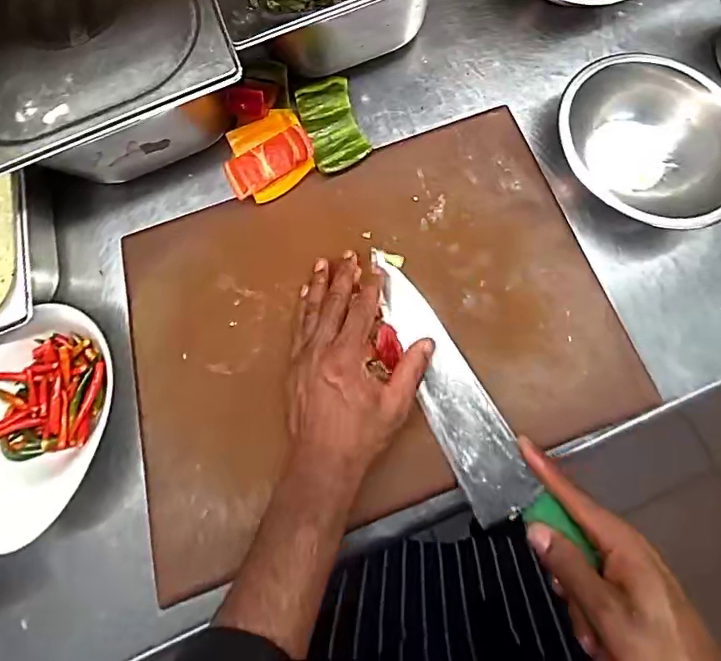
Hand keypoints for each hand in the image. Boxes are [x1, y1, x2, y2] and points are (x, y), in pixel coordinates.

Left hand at [285, 252, 432, 482]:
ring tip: (322, 264)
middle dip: (344, 278)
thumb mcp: (394, 406)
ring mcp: (304, 357)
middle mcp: (322, 351)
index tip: (376, 270)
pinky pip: (299, 328)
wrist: (320, 464)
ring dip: (318, 286)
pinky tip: (304, 297)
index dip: (370, 289)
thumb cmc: (359, 437)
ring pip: (312, 312)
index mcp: (348, 357)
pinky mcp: (294, 367)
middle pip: (334, 304)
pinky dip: (303, 308)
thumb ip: (410, 370)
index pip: (361, 312)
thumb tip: (426, 342)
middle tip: (350, 256)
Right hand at [520, 437, 720, 660]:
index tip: (524, 444)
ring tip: (603, 642)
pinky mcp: (634, 593)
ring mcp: (631, 571)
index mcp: (622, 542)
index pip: (574, 497)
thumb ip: (570, 568)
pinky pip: (596, 593)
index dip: (546, 471)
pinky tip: (608, 645)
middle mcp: (626, 548)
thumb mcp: (608, 614)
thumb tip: (536, 528)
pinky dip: (594, 619)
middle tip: (586, 620)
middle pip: (572, 542)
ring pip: (581, 574)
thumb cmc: (658, 650)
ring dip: (583, 610)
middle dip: (568, 581)